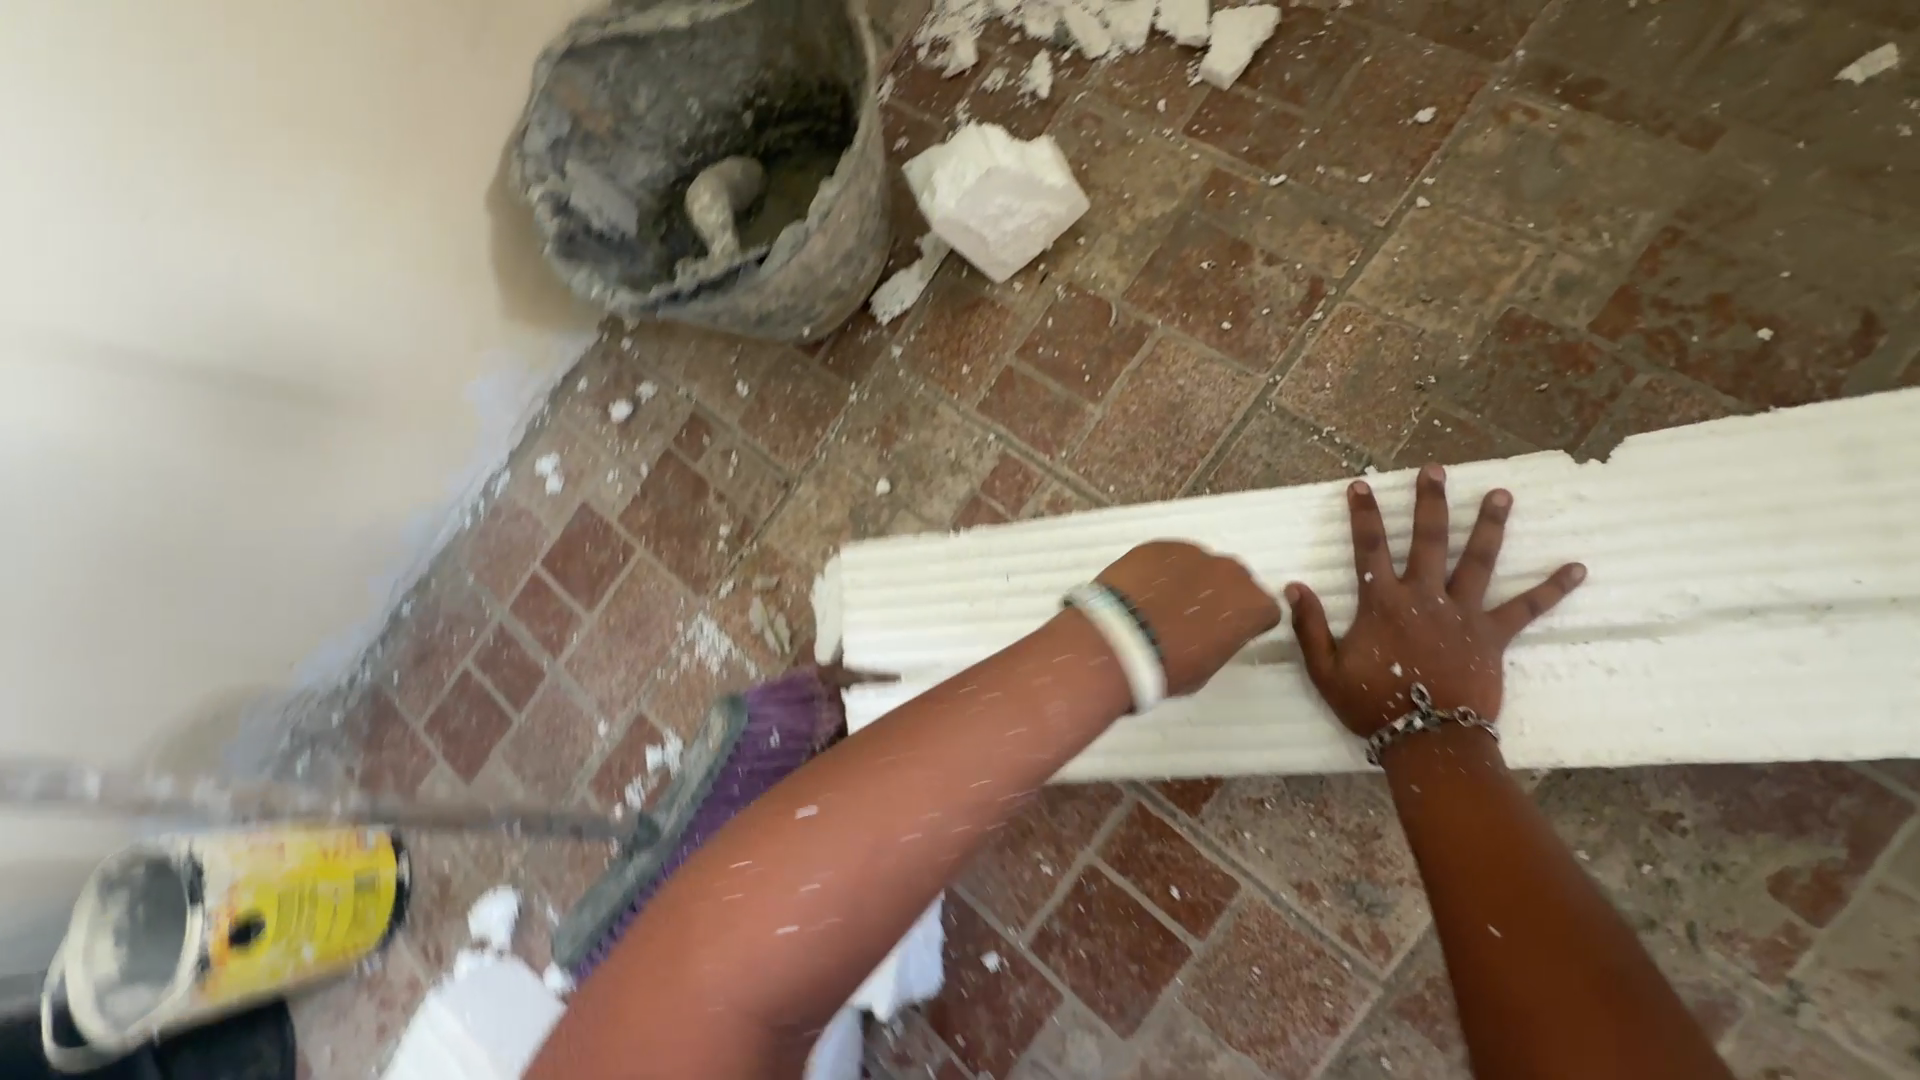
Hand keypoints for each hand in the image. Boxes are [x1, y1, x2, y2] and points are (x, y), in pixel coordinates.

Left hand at [1095, 541, 1281, 696]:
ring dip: (1189, 581)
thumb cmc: (1167, 667)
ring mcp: (1193, 553)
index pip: (1264, 612)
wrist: (1116, 641)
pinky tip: (1141, 590)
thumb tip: (1210, 634)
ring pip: (1200, 566)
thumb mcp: (1207, 667)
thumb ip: (1219, 641)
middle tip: (1193, 618)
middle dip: (1220, 596)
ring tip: (1161, 603)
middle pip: (1234, 582)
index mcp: (1252, 605)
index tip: (1227, 635)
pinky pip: (1168, 558)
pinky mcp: (1159, 545)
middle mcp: (1230, 571)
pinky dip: (1160, 571)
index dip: (1246, 624)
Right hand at [1286, 465, 1585, 737]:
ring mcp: (1463, 614)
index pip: (1369, 548)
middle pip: (1429, 540)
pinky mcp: (1492, 636)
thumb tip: (1293, 587)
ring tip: (1501, 494)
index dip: (1363, 515)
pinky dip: (1552, 588)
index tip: (1360, 485)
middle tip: (1434, 470)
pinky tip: (1578, 568)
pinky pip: (1526, 608)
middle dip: (1430, 502)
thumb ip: (1308, 627)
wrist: (1428, 740)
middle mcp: (1424, 598)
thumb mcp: (1324, 670)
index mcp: (1382, 603)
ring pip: (1479, 560)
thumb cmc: (1371, 705)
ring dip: (1489, 524)